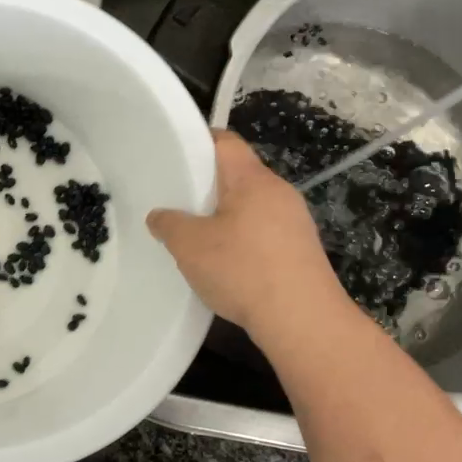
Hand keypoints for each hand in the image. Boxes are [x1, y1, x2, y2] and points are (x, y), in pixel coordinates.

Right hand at [147, 130, 348, 341]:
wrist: (301, 319)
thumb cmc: (242, 269)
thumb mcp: (189, 245)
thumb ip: (168, 224)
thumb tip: (160, 216)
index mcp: (253, 180)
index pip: (225, 143)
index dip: (198, 142)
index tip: (171, 155)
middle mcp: (279, 193)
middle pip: (237, 176)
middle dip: (205, 187)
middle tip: (174, 202)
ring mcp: (294, 222)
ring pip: (249, 207)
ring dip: (222, 217)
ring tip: (193, 237)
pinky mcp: (299, 250)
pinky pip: (261, 232)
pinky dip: (239, 240)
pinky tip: (222, 263)